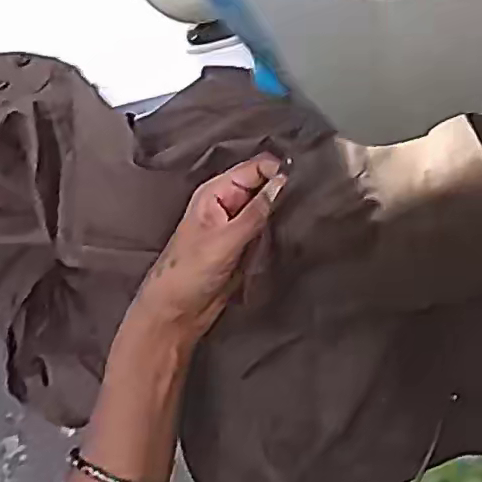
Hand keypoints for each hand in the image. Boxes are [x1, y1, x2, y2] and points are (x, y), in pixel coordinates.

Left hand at [123, 153, 286, 349]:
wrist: (176, 313)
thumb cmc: (186, 275)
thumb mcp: (224, 240)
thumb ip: (256, 212)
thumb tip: (282, 183)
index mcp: (215, 192)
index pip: (255, 168)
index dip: (278, 171)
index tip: (302, 180)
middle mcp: (228, 204)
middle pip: (265, 185)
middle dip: (284, 191)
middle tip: (306, 200)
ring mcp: (237, 225)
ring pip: (270, 208)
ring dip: (283, 213)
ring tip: (300, 219)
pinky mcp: (246, 245)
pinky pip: (270, 230)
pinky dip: (280, 232)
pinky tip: (291, 234)